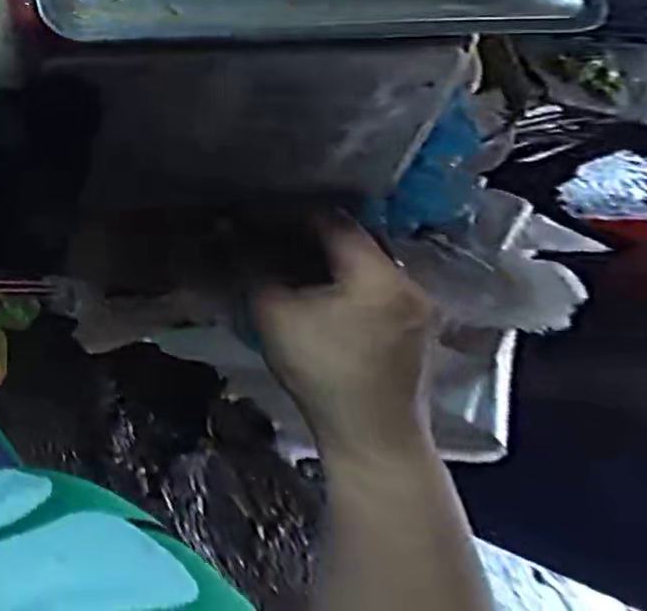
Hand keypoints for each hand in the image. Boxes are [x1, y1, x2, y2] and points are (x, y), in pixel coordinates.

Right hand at [251, 213, 435, 460]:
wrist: (372, 434)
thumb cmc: (320, 366)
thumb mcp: (272, 309)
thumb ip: (251, 264)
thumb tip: (230, 230)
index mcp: (380, 276)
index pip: (333, 222)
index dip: (288, 212)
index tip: (252, 212)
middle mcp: (409, 285)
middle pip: (353, 240)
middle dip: (304, 232)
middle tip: (261, 230)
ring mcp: (417, 308)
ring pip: (363, 263)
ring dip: (322, 255)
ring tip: (279, 255)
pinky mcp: (413, 328)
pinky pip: (372, 284)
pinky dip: (340, 276)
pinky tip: (310, 285)